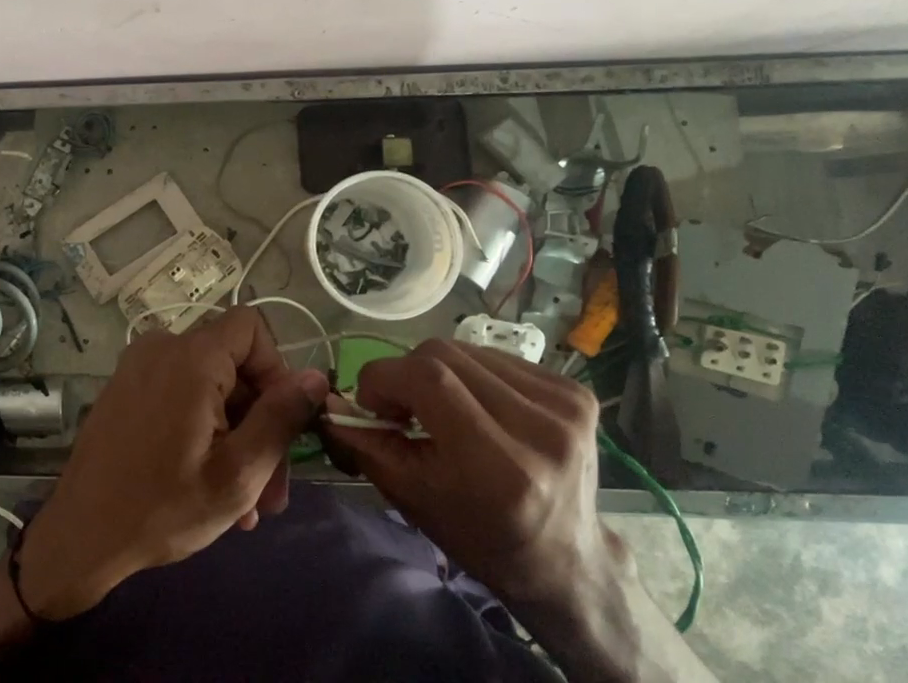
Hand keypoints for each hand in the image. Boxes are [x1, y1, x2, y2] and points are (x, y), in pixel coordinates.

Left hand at [16, 306, 328, 618]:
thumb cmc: (164, 506)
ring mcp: (137, 369)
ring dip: (235, 438)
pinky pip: (180, 397)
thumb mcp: (238, 471)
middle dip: (260, 423)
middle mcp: (160, 348)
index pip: (252, 328)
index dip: (277, 370)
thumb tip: (315, 376)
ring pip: (209, 388)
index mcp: (189, 358)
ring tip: (247, 506)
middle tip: (273, 491)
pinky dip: (203, 432)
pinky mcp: (125, 391)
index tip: (284, 426)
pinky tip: (211, 488)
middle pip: (232, 365)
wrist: (82, 534)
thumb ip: (280, 418)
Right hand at [324, 339, 619, 614]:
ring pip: (469, 350)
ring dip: (439, 371)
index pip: (429, 378)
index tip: (372, 403)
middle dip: (406, 373)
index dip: (384, 378)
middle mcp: (540, 428)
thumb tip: (326, 400)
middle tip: (401, 408)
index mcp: (499, 465)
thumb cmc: (477, 534)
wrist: (563, 558)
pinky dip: (472, 374)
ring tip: (440, 408)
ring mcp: (566, 406)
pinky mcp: (580, 391)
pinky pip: (498, 357)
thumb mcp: (410, 495)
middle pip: (444, 354)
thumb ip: (366, 442)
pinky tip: (476, 406)